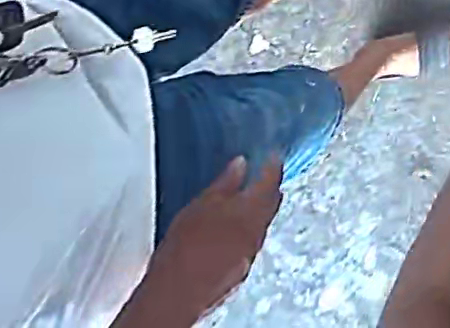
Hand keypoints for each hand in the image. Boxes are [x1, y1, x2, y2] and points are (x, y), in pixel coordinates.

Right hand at [114, 157, 281, 327]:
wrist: (176, 293)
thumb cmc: (188, 243)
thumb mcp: (204, 202)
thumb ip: (227, 181)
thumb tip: (241, 164)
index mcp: (254, 207)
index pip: (272, 178)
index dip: (273, 164)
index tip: (272, 156)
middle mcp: (259, 229)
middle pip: (272, 202)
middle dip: (270, 189)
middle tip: (265, 177)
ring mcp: (251, 252)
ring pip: (262, 225)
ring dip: (259, 212)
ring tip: (248, 204)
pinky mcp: (241, 272)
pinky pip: (250, 245)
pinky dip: (247, 233)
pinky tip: (234, 234)